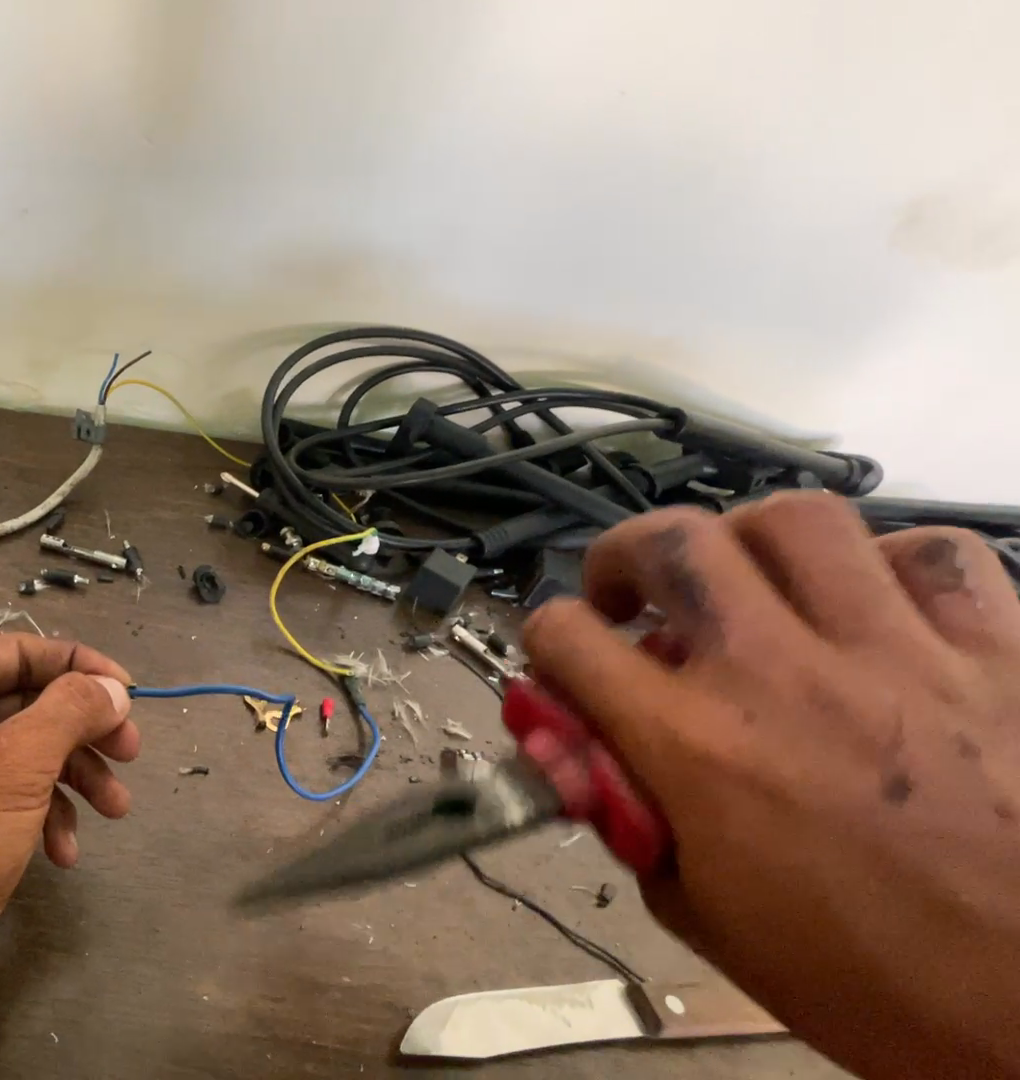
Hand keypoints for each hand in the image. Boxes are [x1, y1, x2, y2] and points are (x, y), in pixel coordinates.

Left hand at [0, 634, 136, 1079]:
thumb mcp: (16, 766)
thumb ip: (69, 713)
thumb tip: (111, 687)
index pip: (18, 652)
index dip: (79, 665)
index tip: (130, 692)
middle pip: (25, 702)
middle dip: (82, 730)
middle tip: (131, 754)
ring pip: (21, 754)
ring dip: (72, 778)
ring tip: (115, 810)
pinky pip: (4, 797)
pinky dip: (41, 816)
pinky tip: (64, 854)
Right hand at [523, 492, 1019, 1079]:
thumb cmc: (869, 982)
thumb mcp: (694, 907)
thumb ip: (618, 808)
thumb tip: (573, 742)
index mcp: (690, 746)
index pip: (563, 634)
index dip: (544, 639)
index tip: (564, 660)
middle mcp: (777, 680)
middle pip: (668, 541)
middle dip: (623, 555)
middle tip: (633, 595)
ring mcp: (899, 659)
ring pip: (794, 521)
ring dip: (745, 544)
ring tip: (748, 588)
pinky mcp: (1008, 660)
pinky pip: (939, 556)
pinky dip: (890, 565)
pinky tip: (875, 607)